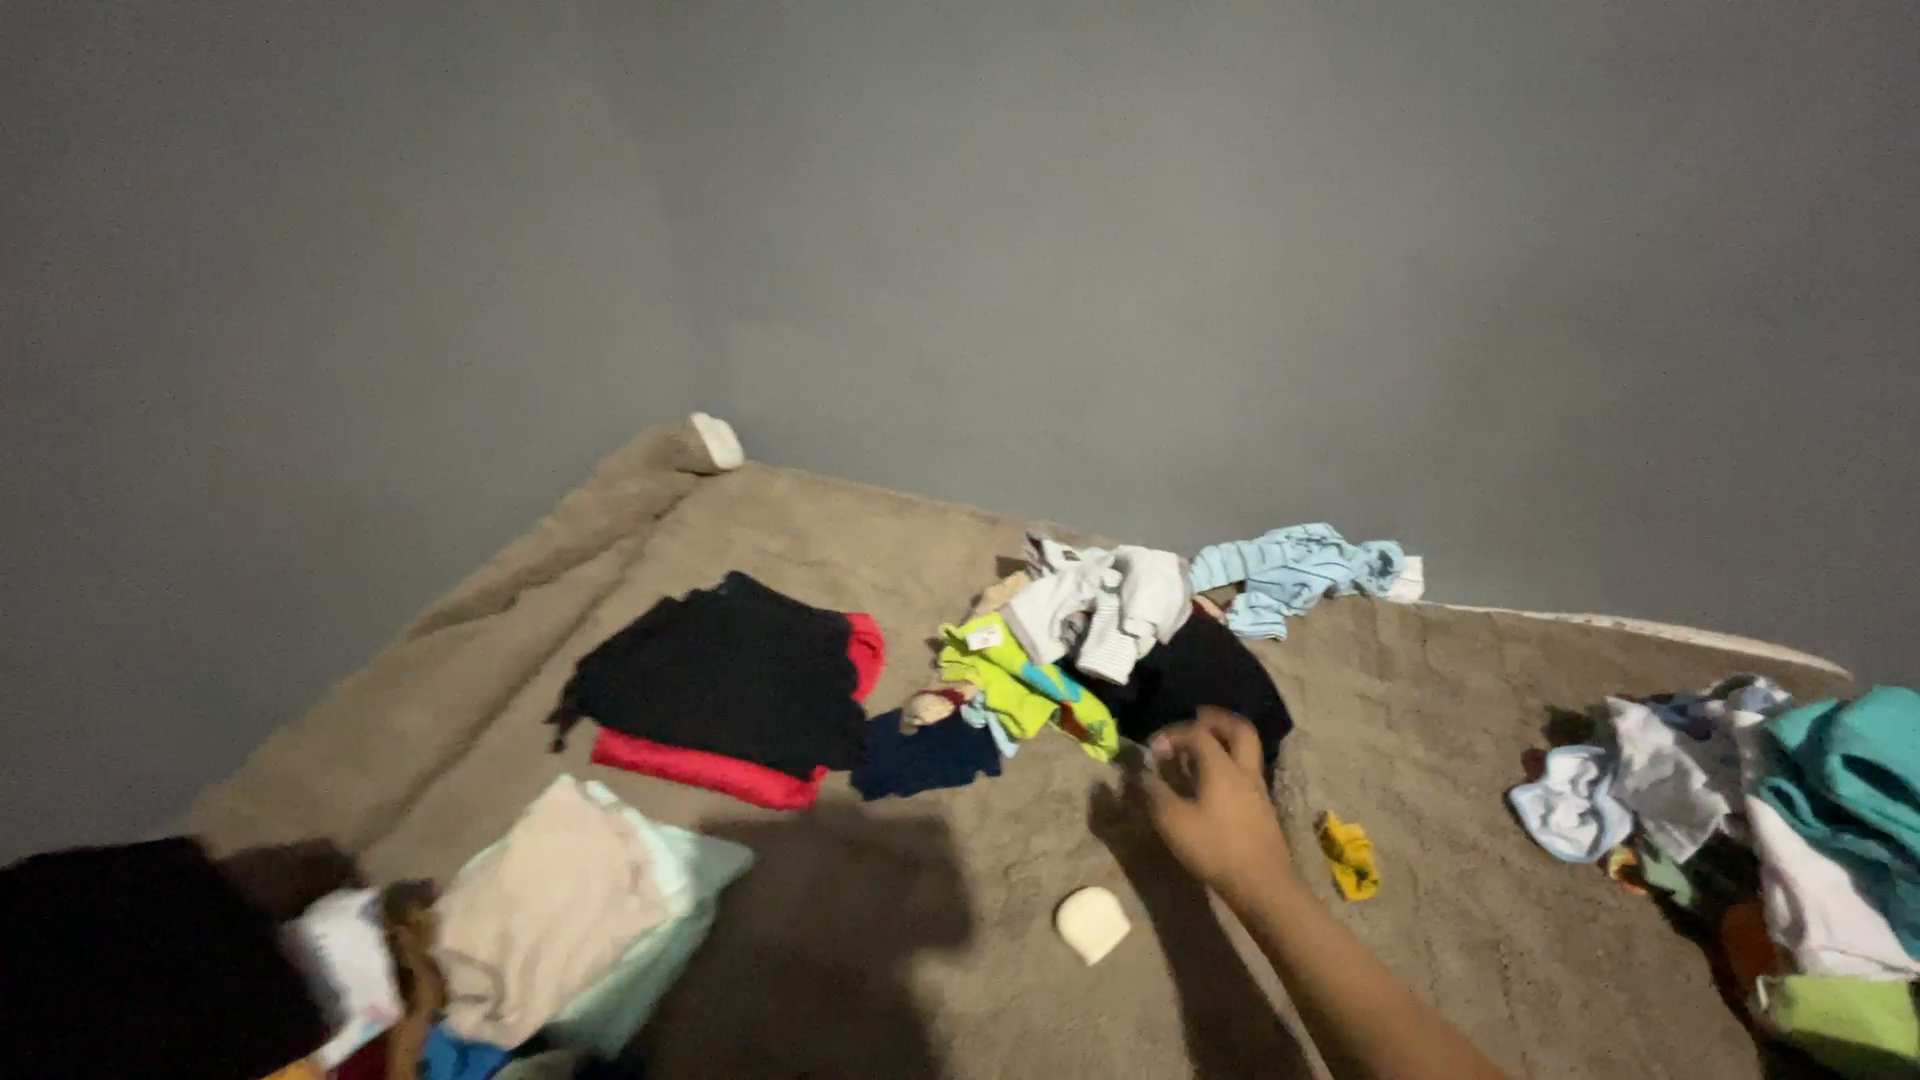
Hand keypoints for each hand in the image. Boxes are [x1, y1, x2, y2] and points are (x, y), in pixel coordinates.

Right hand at [1141, 708, 1293, 900]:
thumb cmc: (1215, 849)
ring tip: (1200, 751)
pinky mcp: (1262, 809)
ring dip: (1225, 742)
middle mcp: (1243, 771)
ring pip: (1247, 751)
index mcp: (1222, 767)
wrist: (1263, 886)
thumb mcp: (1173, 822)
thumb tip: (1140, 774)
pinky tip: (1213, 782)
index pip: (1197, 734)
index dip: (1173, 734)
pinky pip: (1247, 771)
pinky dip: (1230, 763)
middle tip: (1196, 719)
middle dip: (1216, 720)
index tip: (1153, 749)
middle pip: (1239, 729)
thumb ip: (1154, 793)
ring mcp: (1258, 790)